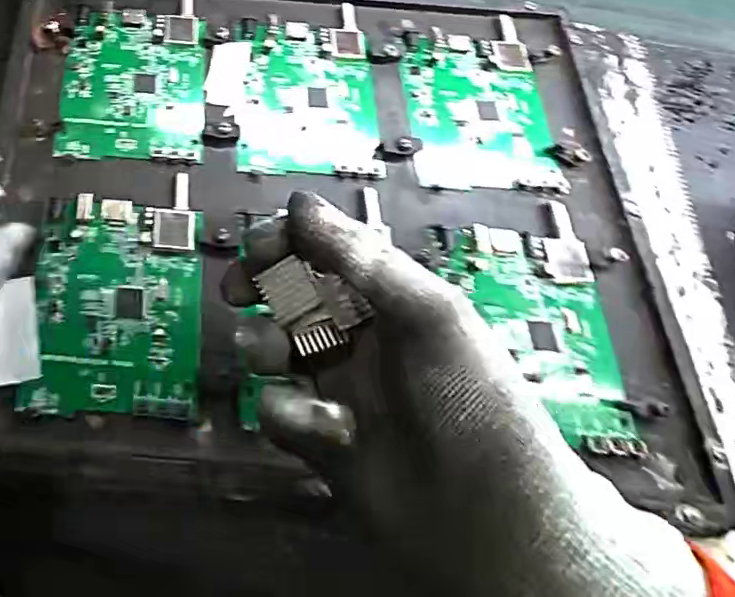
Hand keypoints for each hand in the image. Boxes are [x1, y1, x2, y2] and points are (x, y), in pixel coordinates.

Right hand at [222, 191, 706, 596]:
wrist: (497, 530)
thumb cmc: (471, 402)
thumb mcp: (428, 314)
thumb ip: (361, 256)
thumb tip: (299, 203)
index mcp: (385, 297)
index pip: (323, 249)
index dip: (286, 242)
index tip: (258, 249)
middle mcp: (356, 334)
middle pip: (289, 291)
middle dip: (260, 286)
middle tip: (238, 292)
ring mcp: (336, 385)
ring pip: (274, 346)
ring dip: (263, 345)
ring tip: (271, 359)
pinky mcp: (319, 439)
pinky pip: (279, 410)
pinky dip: (291, 414)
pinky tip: (328, 429)